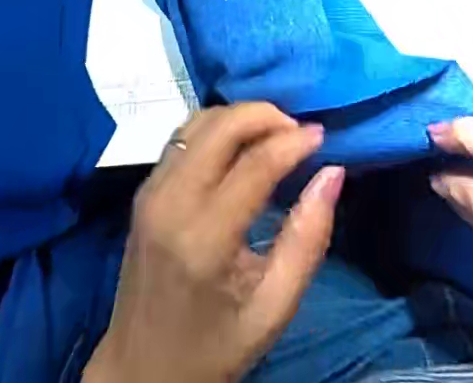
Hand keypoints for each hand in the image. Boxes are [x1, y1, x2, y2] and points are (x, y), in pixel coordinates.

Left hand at [85, 103, 343, 382]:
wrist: (139, 371)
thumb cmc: (214, 347)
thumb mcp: (273, 307)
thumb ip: (307, 239)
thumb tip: (333, 174)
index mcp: (204, 237)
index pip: (254, 164)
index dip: (293, 141)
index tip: (322, 134)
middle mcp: (171, 200)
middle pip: (221, 126)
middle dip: (265, 115)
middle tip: (299, 131)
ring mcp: (151, 190)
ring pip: (199, 121)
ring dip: (240, 116)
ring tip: (275, 135)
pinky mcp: (144, 188)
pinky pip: (183, 137)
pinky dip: (217, 127)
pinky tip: (241, 144)